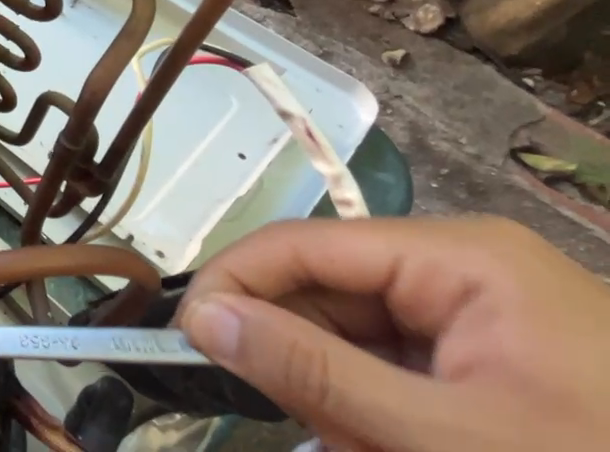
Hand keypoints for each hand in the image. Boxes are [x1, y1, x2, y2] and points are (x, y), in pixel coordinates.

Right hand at [178, 216, 609, 450]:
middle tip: (297, 425)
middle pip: (324, 290)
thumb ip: (314, 372)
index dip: (233, 285)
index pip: (301, 244)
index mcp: (456, 257)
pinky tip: (378, 444)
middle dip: (299, 361)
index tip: (187, 341)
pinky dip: (373, 413)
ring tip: (358, 445)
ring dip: (335, 398)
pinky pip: (393, 368)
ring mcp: (478, 314)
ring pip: (352, 336)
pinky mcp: (490, 358)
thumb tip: (197, 319)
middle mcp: (459, 268)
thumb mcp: (448, 438)